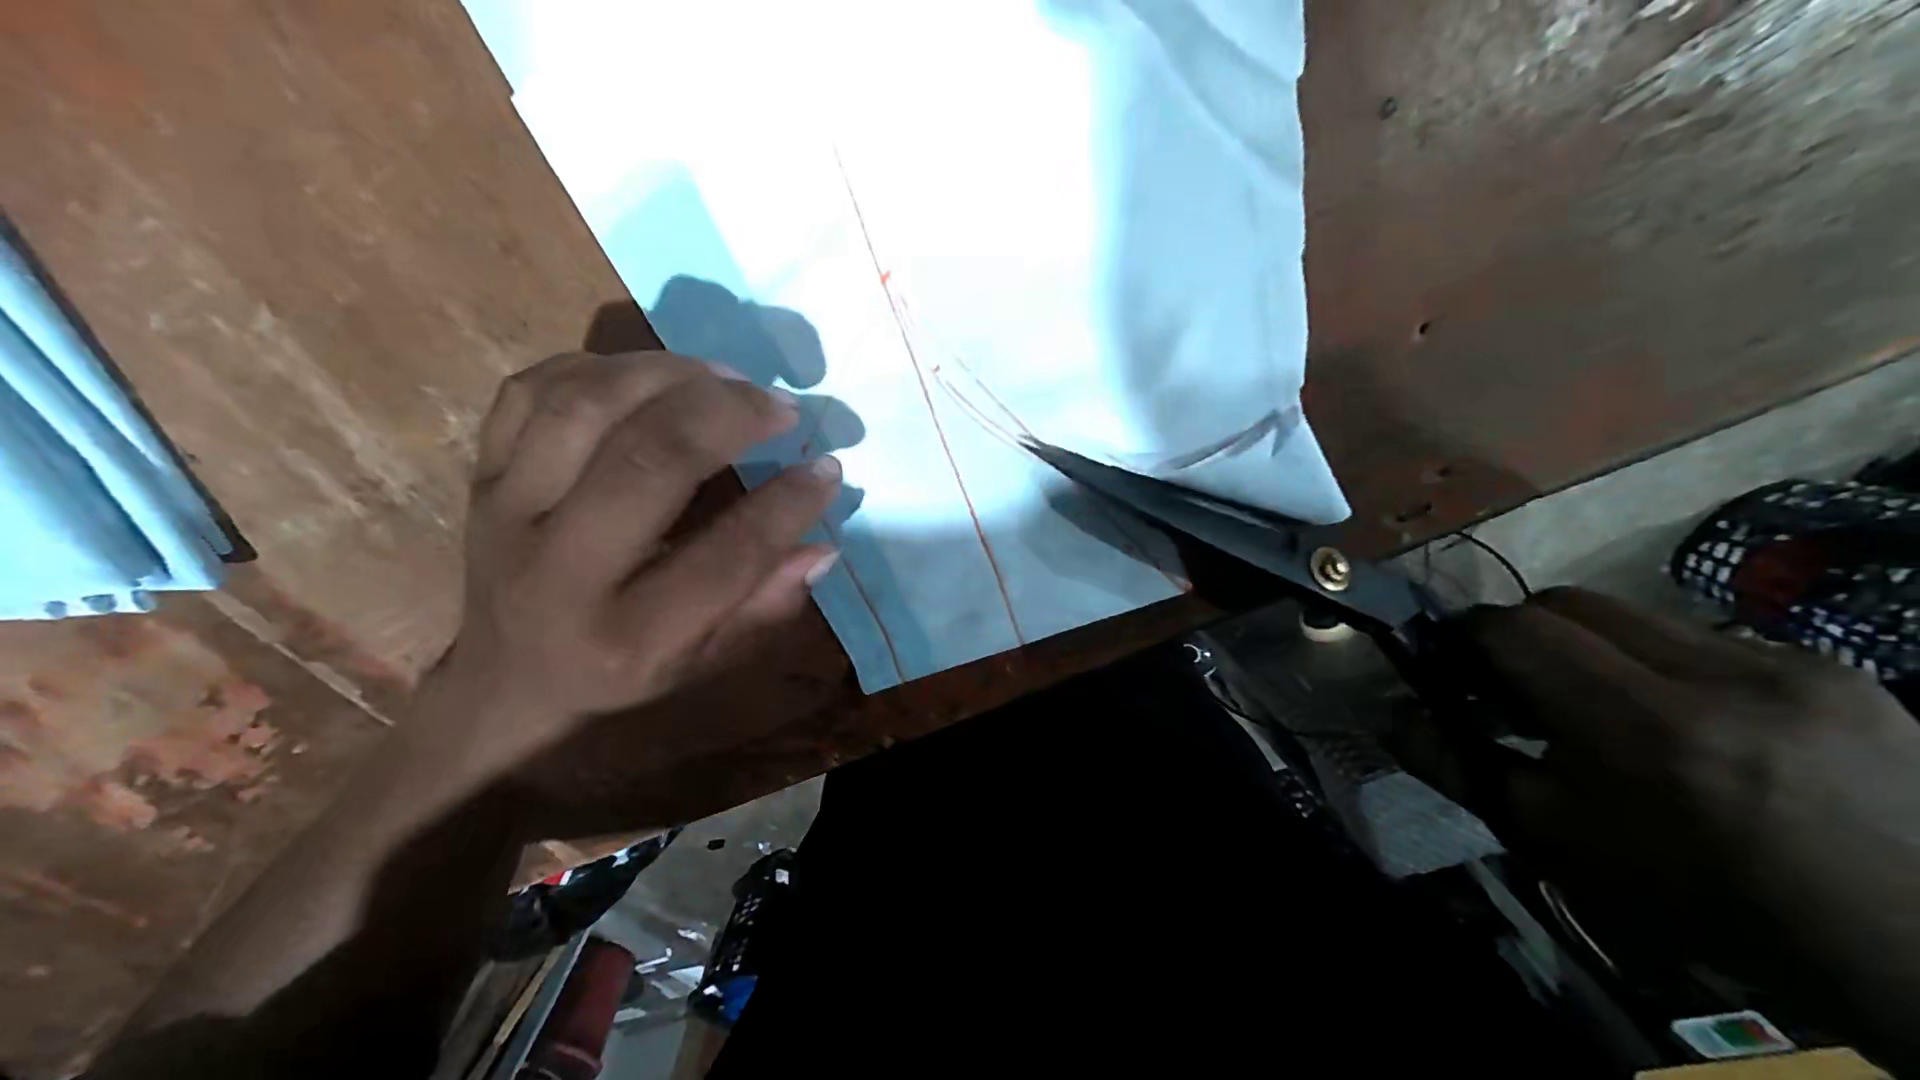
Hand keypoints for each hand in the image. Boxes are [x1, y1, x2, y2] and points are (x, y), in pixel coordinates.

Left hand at [412, 351, 841, 789]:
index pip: (727, 554)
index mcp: (627, 636)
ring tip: (725, 378)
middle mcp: (558, 570)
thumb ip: (768, 606)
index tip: (828, 467)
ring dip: (668, 375)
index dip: (789, 504)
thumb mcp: (707, 661)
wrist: (508, 675)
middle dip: (728, 416)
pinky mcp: (481, 473)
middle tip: (780, 405)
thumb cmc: (623, 671)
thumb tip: (823, 545)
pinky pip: (534, 389)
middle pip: (647, 460)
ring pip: (586, 407)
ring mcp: (507, 511)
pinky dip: (602, 368)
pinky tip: (654, 376)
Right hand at [1421, 587, 1919, 1050]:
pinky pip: (1708, 639)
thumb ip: (1461, 768)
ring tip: (1615, 709)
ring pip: (1638, 616)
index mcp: (1645, 729)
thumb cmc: (1707, 900)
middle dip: (1529, 632)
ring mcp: (1791, 666)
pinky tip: (1697, 723)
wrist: (1914, 950)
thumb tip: (1392, 717)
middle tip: (1524, 682)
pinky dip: (1671, 668)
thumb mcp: (1562, 844)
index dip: (1474, 635)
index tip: (1463, 663)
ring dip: (1601, 650)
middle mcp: (1721, 677)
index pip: (1521, 628)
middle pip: (1574, 602)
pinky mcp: (1839, 669)